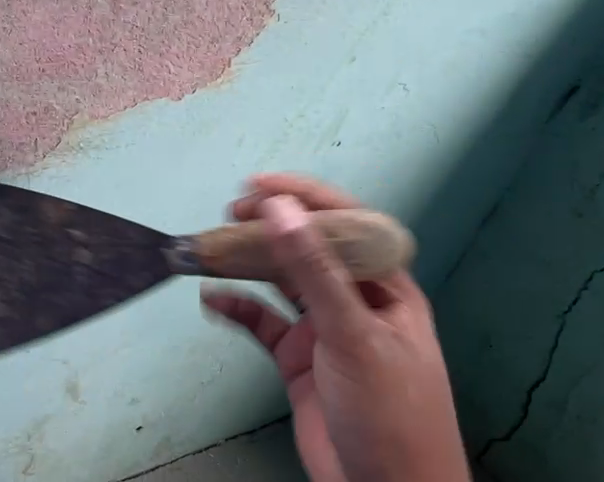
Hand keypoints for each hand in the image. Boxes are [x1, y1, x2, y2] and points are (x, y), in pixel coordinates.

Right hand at [199, 175, 469, 481]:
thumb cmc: (392, 419)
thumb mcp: (353, 336)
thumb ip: (314, 270)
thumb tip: (280, 208)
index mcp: (387, 291)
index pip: (348, 226)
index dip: (307, 198)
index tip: (260, 185)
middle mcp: (355, 303)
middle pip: (308, 248)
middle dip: (270, 227)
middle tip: (232, 212)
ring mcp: (324, 331)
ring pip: (279, 281)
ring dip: (247, 263)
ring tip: (214, 245)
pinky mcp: (297, 359)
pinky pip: (260, 320)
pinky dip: (234, 306)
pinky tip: (211, 298)